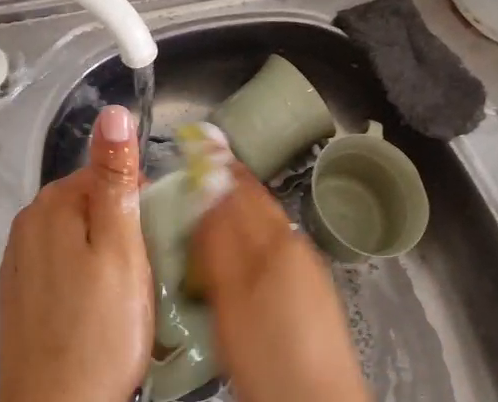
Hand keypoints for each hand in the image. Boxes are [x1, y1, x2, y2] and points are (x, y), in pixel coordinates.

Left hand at [0, 105, 152, 401]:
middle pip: (89, 206)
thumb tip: (113, 111)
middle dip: (121, 229)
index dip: (138, 202)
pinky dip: (82, 284)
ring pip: (76, 240)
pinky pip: (60, 271)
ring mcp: (18, 262)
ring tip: (125, 298)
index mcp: (51, 203)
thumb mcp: (120, 248)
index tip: (156, 237)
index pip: (106, 174)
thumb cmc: (97, 333)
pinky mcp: (18, 298)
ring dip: (103, 258)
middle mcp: (27, 224)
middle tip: (145, 273)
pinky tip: (97, 315)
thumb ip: (115, 178)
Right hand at [191, 166, 370, 401]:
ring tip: (201, 224)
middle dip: (222, 189)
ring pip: (261, 229)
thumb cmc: (271, 356)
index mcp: (276, 238)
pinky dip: (247, 247)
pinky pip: (271, 254)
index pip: (241, 184)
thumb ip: (217, 240)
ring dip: (233, 218)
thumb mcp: (231, 297)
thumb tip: (203, 187)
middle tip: (188, 183)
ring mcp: (306, 269)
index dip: (216, 162)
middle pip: (253, 203)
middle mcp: (294, 244)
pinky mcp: (309, 295)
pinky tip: (230, 267)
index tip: (194, 141)